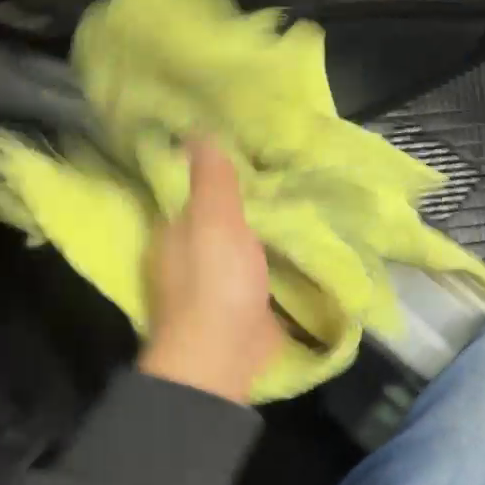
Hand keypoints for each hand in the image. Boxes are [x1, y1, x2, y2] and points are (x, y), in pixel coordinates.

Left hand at [137, 139, 281, 403]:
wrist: (224, 354)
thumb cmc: (216, 284)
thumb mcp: (215, 222)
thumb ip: (213, 180)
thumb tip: (199, 130)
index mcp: (176, 229)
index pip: (195, 189)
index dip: (221, 171)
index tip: (257, 152)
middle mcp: (191, 253)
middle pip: (224, 217)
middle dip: (253, 201)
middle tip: (293, 175)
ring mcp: (219, 282)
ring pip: (247, 244)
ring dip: (271, 231)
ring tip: (308, 205)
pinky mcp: (247, 304)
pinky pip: (267, 271)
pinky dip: (282, 260)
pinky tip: (307, 248)